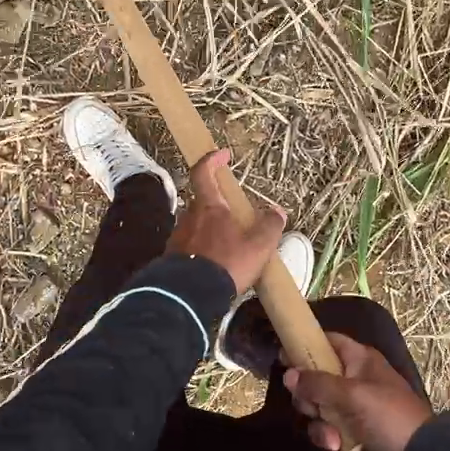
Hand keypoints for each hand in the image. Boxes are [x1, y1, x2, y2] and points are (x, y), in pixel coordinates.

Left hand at [166, 150, 285, 294]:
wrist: (188, 296)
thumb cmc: (226, 263)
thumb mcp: (258, 246)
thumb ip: (270, 226)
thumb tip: (277, 211)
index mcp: (209, 207)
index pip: (203, 172)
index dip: (212, 160)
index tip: (223, 154)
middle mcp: (189, 216)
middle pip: (201, 201)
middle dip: (218, 203)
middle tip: (235, 215)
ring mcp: (178, 237)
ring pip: (195, 224)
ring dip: (210, 229)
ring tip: (229, 246)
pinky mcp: (172, 258)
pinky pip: (189, 246)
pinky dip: (202, 249)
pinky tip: (214, 264)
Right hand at [283, 332, 432, 450]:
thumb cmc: (388, 416)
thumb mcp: (352, 395)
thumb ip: (318, 384)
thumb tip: (288, 374)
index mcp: (359, 362)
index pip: (328, 342)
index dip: (305, 346)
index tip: (283, 358)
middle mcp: (354, 385)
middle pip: (315, 384)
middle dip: (310, 403)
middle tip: (315, 410)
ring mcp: (353, 416)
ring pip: (320, 418)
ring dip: (323, 434)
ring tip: (336, 443)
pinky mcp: (354, 445)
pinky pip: (330, 447)